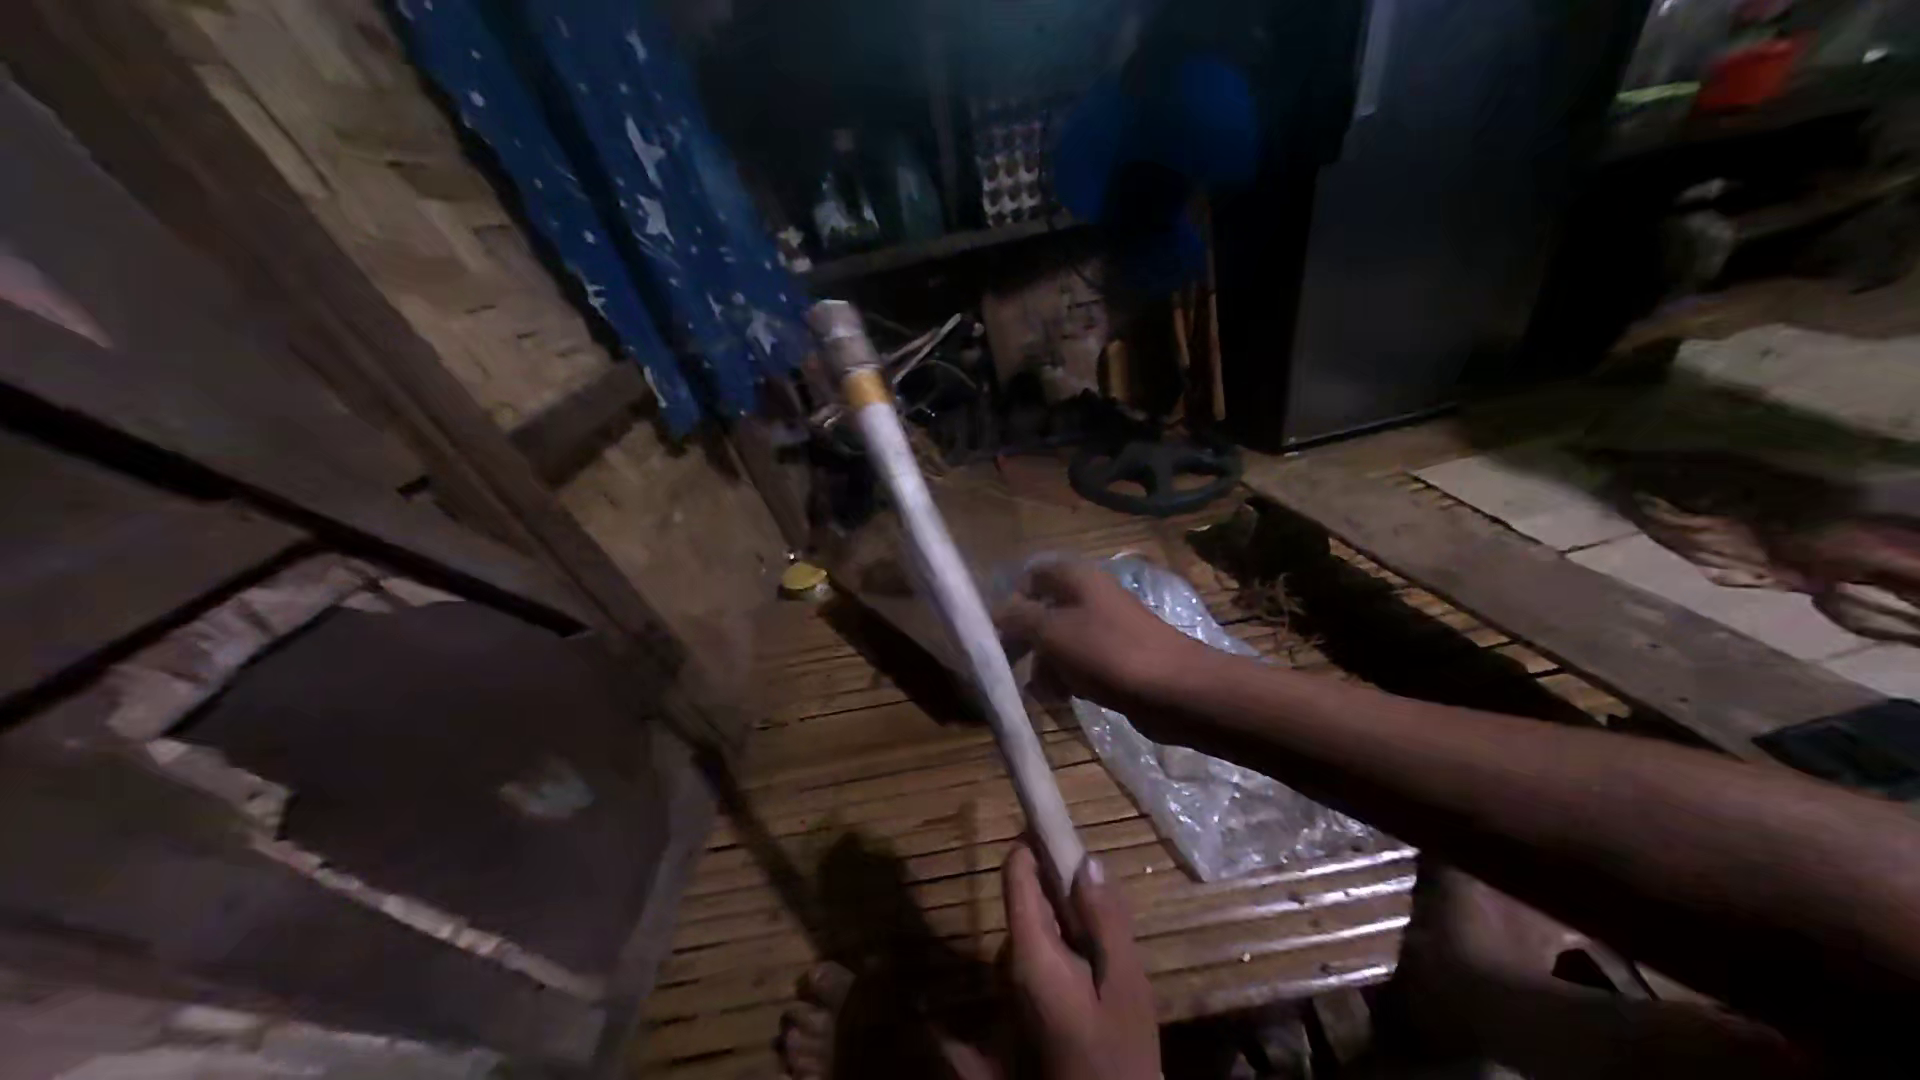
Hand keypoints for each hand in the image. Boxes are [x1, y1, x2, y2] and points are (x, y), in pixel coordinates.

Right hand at [996, 559, 1201, 709]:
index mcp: (1077, 578)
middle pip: (1044, 610)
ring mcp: (1106, 628)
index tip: (998, 631)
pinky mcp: (1117, 658)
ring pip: (1060, 640)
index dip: (1012, 599)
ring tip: (1037, 690)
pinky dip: (1066, 677)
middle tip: (1009, 665)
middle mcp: (1091, 596)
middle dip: (1024, 638)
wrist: (1175, 689)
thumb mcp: (1052, 631)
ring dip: (1043, 663)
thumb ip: (1018, 618)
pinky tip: (1059, 698)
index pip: (1032, 576)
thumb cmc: (1107, 652)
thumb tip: (997, 612)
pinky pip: (1080, 662)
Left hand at [1002, 841, 1158, 1079]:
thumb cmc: (1116, 1056)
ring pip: (1038, 918)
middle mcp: (1012, 958)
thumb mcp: (1124, 987)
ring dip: (1068, 911)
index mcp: (1030, 949)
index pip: (1015, 871)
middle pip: (1026, 892)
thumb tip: (1087, 861)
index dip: (1034, 842)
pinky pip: (1043, 945)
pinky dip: (1068, 937)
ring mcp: (1017, 979)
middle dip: (1061, 880)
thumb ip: (1106, 922)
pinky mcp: (1029, 995)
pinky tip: (1099, 962)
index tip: (1064, 829)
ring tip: (1109, 929)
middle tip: (1104, 892)